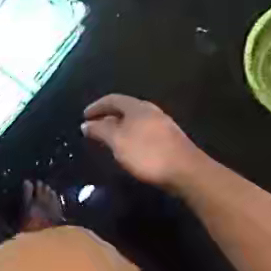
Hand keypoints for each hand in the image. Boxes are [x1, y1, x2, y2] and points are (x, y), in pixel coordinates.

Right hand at [81, 94, 208, 190]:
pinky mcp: (169, 139)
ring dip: (119, 127)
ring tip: (108, 139)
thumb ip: (100, 130)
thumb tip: (86, 124)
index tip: (84, 116)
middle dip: (107, 116)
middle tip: (94, 128)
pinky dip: (130, 135)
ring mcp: (162, 125)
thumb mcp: (117, 141)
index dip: (96, 106)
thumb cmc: (147, 153)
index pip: (112, 99)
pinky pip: (143, 131)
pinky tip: (128, 148)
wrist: (187, 171)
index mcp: (137, 107)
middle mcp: (150, 111)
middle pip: (125, 109)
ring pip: (135, 121)